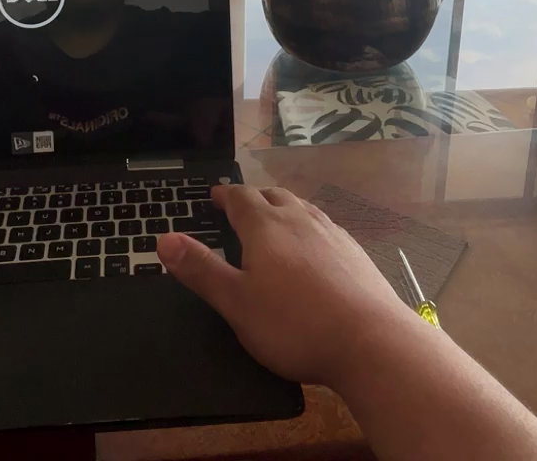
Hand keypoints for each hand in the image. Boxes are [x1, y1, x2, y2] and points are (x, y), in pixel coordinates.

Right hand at [156, 185, 426, 386]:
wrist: (371, 342)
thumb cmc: (294, 324)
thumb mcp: (236, 303)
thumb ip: (200, 270)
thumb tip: (164, 238)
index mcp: (266, 227)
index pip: (240, 198)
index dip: (224, 195)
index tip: (214, 195)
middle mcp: (298, 219)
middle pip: (272, 196)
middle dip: (253, 197)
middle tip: (240, 205)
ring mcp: (331, 232)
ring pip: (301, 207)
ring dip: (283, 207)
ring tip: (275, 216)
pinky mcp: (354, 251)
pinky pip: (324, 226)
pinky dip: (309, 226)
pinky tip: (313, 245)